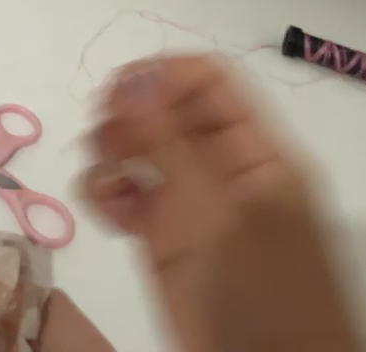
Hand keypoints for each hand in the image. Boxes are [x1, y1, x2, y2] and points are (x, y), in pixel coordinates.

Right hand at [80, 55, 365, 351]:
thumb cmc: (261, 291)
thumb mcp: (217, 210)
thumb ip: (170, 141)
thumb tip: (132, 77)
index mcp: (251, 149)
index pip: (205, 79)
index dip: (161, 75)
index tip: (120, 96)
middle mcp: (216, 163)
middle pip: (158, 104)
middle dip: (124, 116)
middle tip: (109, 143)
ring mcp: (186, 195)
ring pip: (130, 141)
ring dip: (108, 152)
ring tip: (110, 183)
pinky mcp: (158, 229)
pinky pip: (117, 187)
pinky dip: (104, 192)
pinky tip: (111, 215)